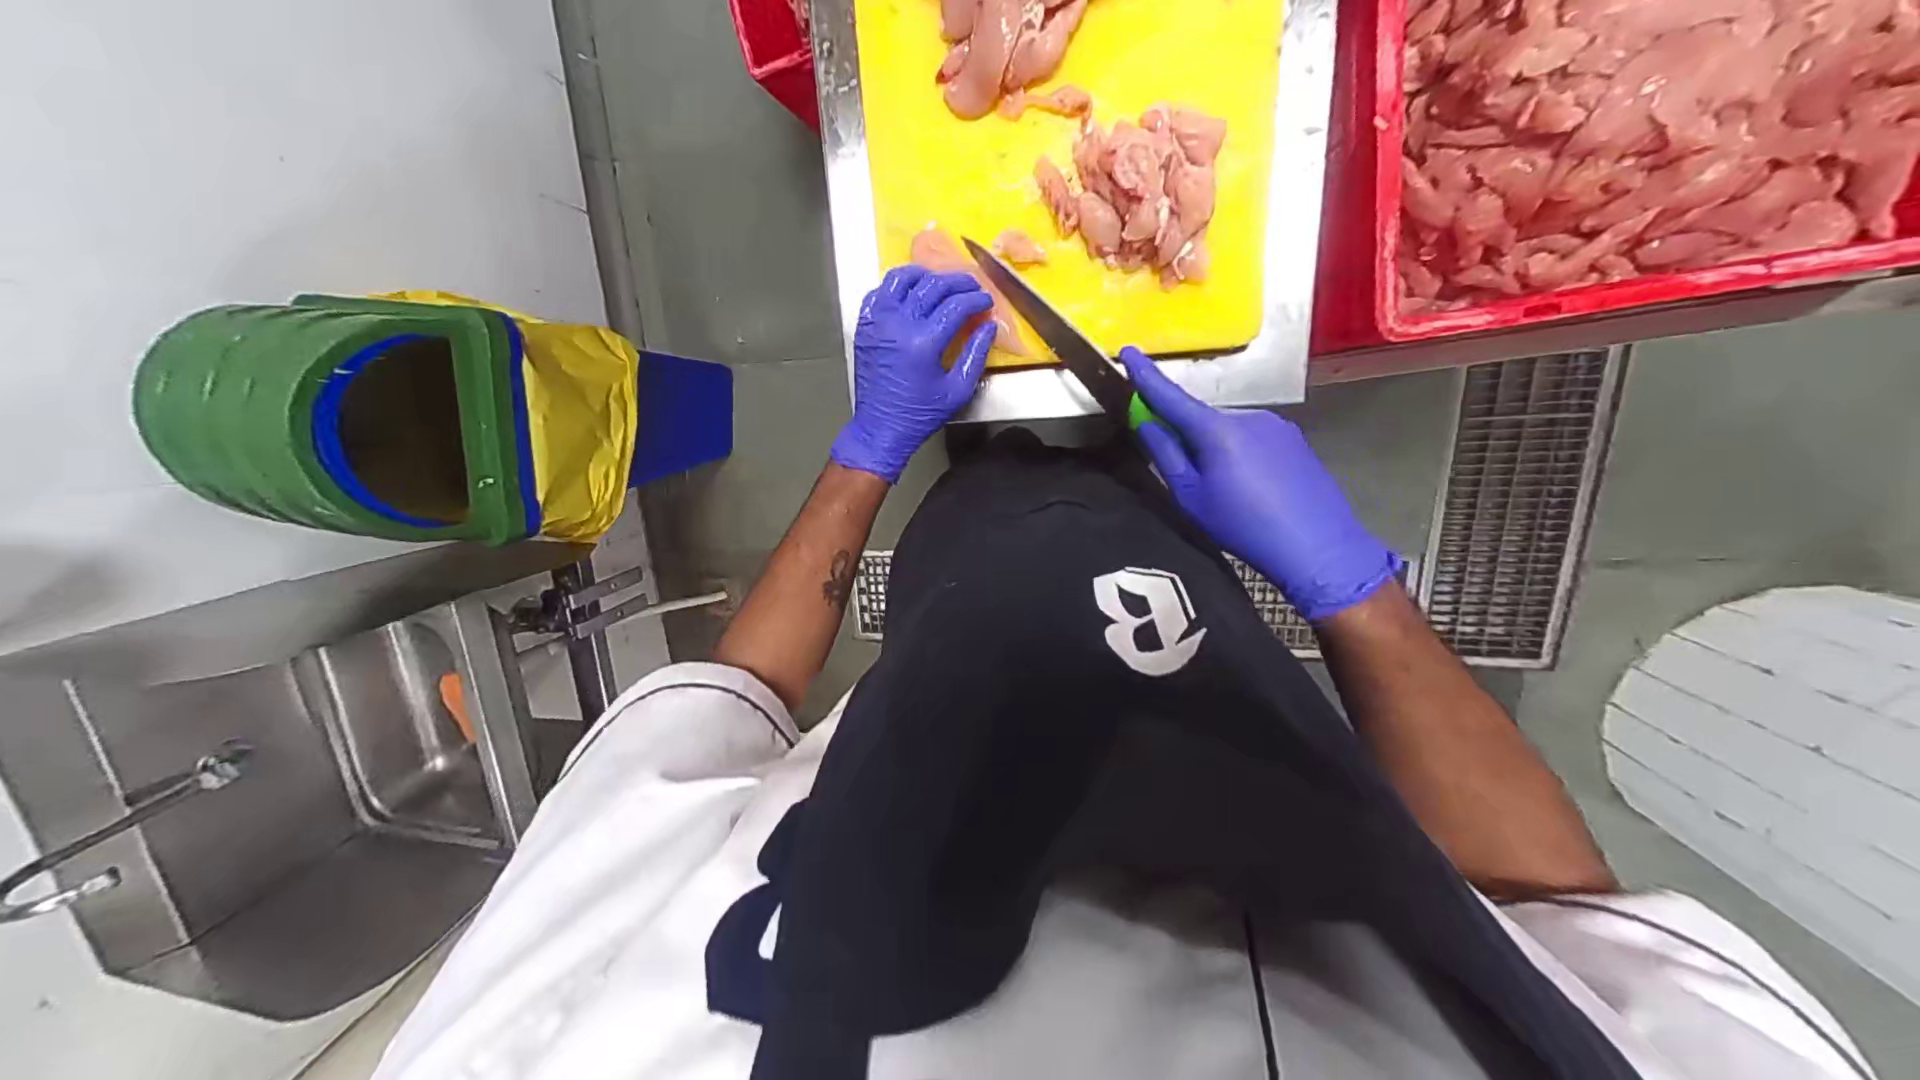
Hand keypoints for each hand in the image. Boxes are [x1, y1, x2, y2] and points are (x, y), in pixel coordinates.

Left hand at [830, 265, 996, 482]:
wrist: (881, 427)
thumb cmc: (920, 413)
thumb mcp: (958, 390)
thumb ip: (976, 354)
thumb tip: (988, 326)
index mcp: (924, 343)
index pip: (956, 305)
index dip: (976, 299)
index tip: (986, 302)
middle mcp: (899, 325)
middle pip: (933, 286)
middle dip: (958, 282)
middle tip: (972, 287)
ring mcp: (878, 322)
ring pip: (903, 279)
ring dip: (926, 275)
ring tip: (941, 281)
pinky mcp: (865, 325)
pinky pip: (880, 291)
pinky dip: (898, 285)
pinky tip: (911, 291)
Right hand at [1121, 347, 1402, 621]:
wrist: (1318, 546)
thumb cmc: (1244, 526)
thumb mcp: (1191, 497)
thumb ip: (1166, 455)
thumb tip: (1147, 422)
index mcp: (1217, 430)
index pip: (1171, 396)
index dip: (1145, 375)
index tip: (1128, 352)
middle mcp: (1247, 416)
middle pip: (1200, 417)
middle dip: (1183, 434)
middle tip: (1182, 474)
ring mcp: (1275, 424)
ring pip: (1226, 429)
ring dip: (1213, 447)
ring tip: (1222, 489)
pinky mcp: (1293, 438)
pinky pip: (1251, 437)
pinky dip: (1238, 452)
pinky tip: (1248, 486)